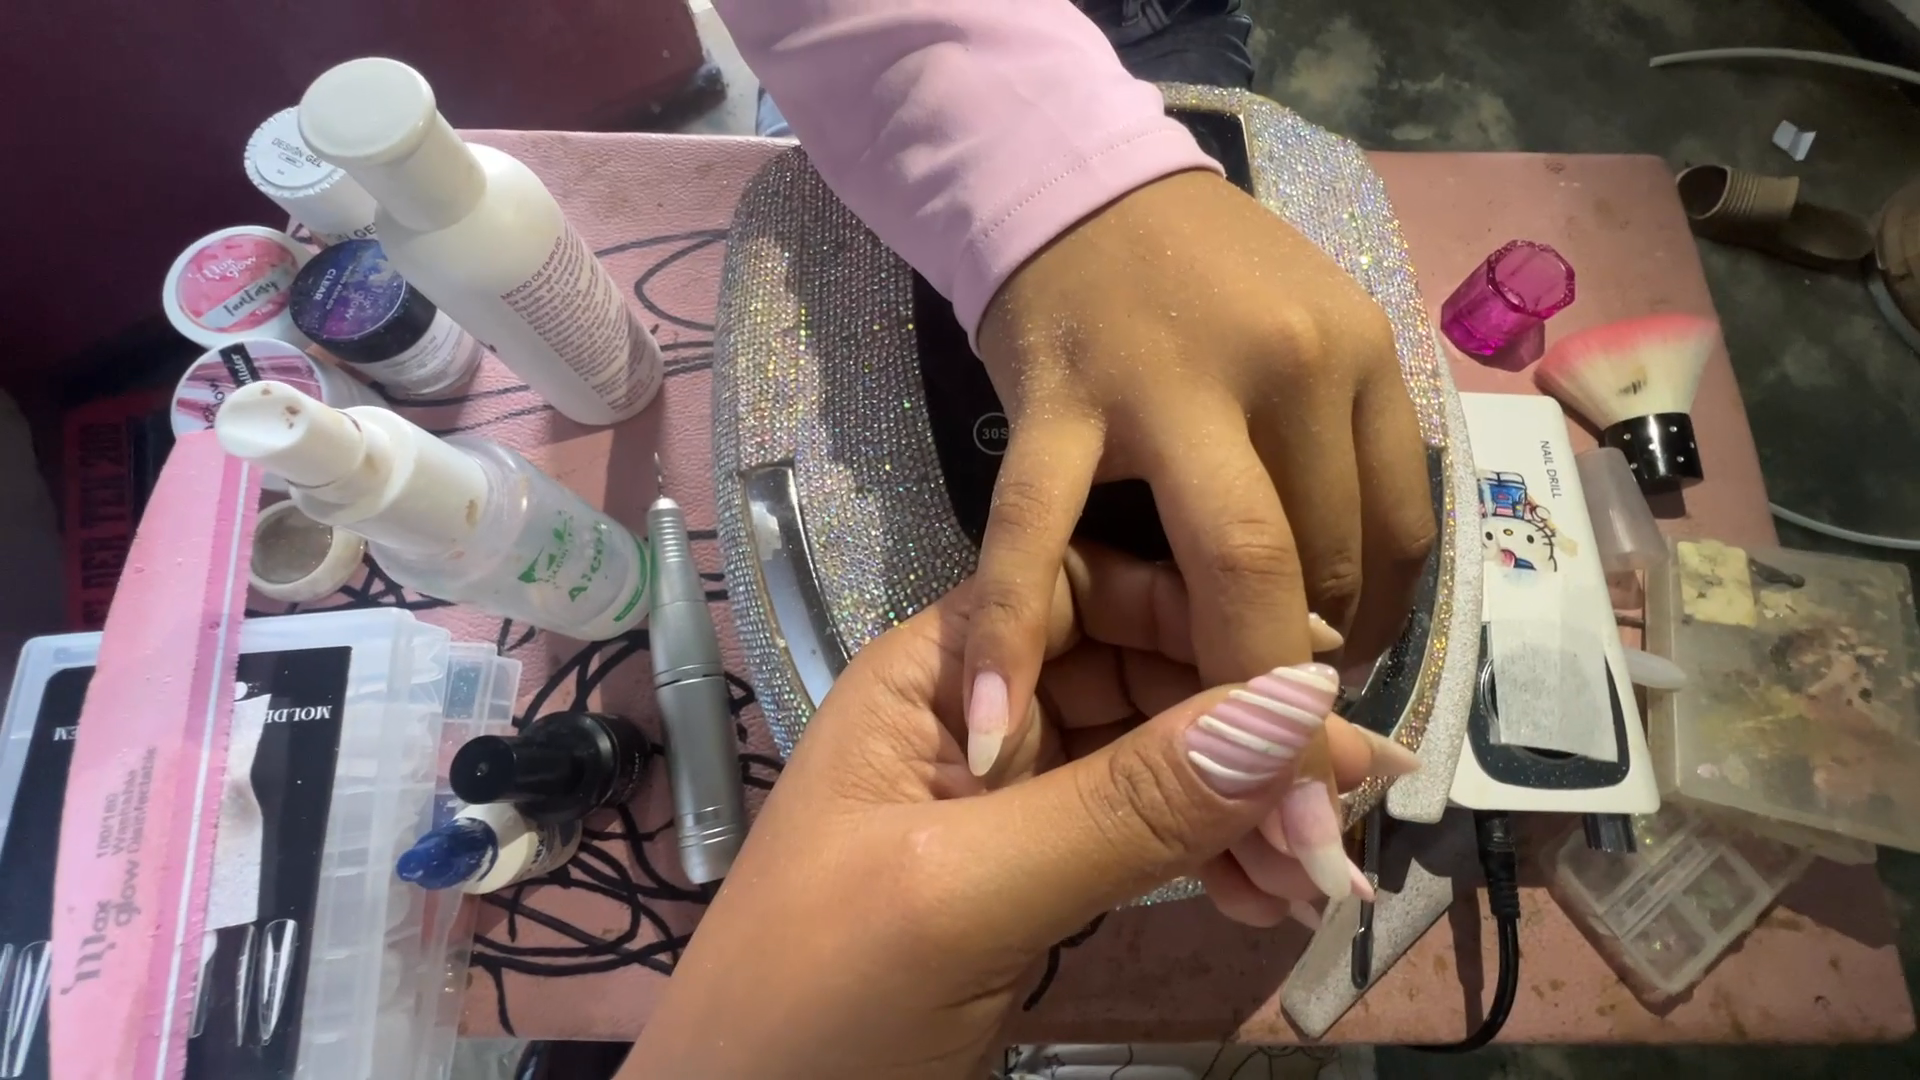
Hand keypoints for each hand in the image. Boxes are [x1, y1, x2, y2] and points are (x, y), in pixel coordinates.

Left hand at [621, 552, 1416, 1079]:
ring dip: (1235, 803)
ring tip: (1318, 872)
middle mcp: (976, 709)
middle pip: (1129, 676)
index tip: (1300, 678)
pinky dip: (1206, 853)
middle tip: (1338, 808)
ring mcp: (1008, 788)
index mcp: (935, 671)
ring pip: (1147, 756)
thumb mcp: (966, 890)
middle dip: (1231, 733)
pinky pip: (1140, 828)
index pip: (1078, 592)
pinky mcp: (1035, 859)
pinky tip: (1262, 896)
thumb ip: (1128, 802)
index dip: (1186, 616)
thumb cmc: (819, 994)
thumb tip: (1296, 706)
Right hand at [963, 169, 1433, 778]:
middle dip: (1295, 683)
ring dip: (1210, 671)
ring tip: (1189, 740)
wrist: (1082, 199)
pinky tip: (995, 721)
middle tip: (1273, 760)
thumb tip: (1333, 598)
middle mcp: (1279, 367)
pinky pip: (1035, 535)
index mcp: (1354, 354)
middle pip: (1314, 560)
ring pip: (1218, 558)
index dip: (1368, 629)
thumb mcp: (1310, 337)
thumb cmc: (1203, 280)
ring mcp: (1160, 390)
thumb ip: (1338, 449)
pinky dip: (1013, 629)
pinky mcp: (1055, 411)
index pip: (1395, 529)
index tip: (1326, 680)